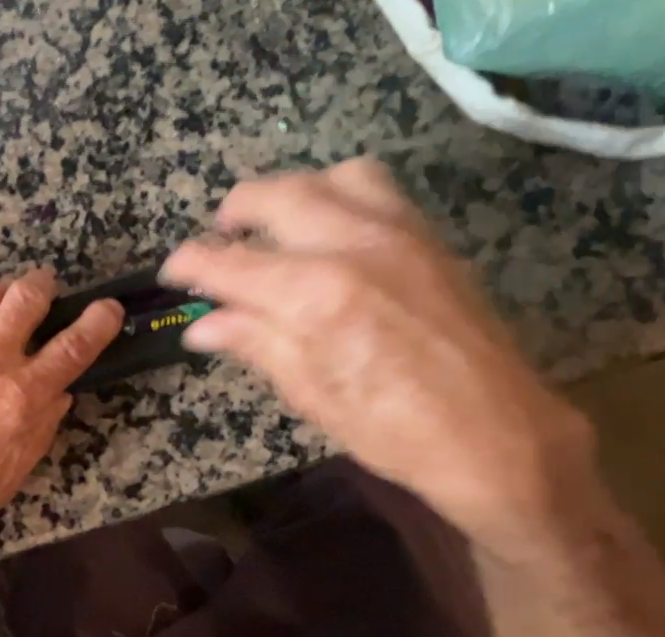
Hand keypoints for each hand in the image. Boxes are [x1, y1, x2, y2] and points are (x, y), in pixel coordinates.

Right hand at [159, 159, 595, 549]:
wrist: (493, 431)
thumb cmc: (389, 429)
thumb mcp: (309, 394)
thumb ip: (256, 343)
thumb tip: (204, 326)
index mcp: (315, 294)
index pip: (232, 262)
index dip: (191, 264)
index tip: (171, 271)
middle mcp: (356, 245)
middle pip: (280, 195)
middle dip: (236, 210)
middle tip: (215, 237)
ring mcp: (400, 234)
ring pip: (334, 177)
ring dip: (293, 193)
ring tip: (274, 226)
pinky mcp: (429, 238)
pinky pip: (377, 191)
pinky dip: (338, 197)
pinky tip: (329, 234)